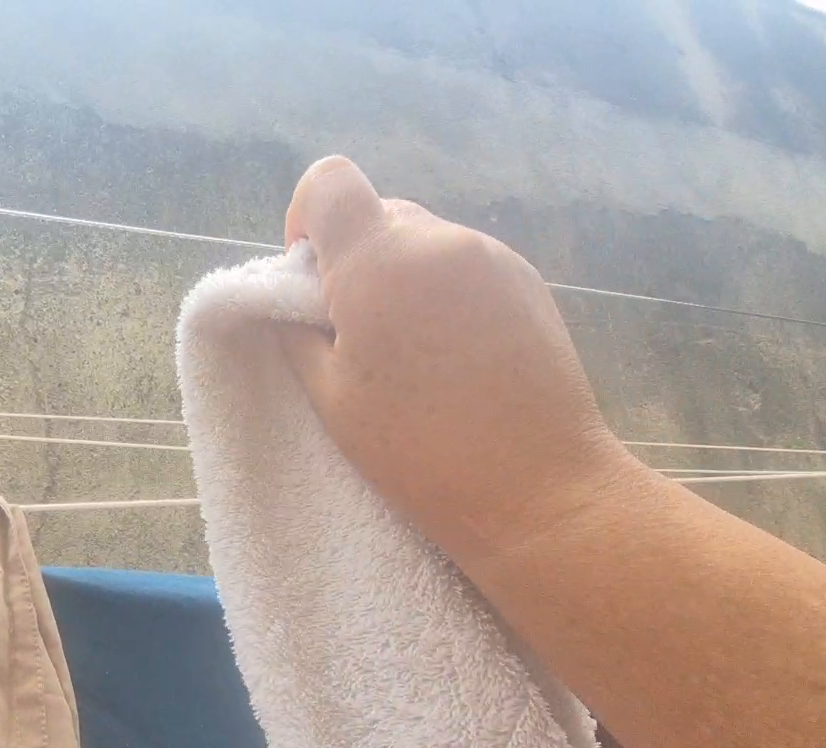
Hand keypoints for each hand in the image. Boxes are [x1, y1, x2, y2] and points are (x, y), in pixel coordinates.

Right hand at [278, 156, 653, 563]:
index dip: (303, 220)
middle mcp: (441, 239)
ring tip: (404, 356)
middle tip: (350, 336)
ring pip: (419, 241)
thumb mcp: (330, 399)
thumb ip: (298, 335)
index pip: (329, 183)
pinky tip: (447, 357)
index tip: (307, 282)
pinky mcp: (525, 280)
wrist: (534, 486)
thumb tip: (291, 303)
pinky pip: (458, 265)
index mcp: (381, 264)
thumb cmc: (415, 452)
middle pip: (375, 215)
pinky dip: (434, 293)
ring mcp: (492, 256)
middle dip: (349, 262)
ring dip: (394, 280)